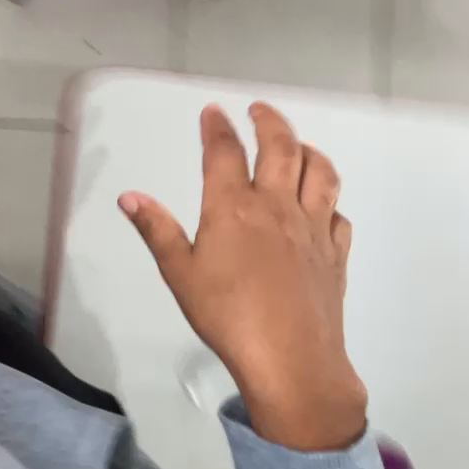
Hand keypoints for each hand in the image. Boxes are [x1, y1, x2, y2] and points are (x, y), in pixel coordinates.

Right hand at [119, 103, 366, 451]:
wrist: (291, 359)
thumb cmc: (225, 313)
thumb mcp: (178, 272)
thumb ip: (156, 229)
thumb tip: (129, 196)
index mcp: (233, 208)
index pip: (225, 153)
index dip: (217, 128)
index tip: (213, 112)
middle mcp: (276, 207)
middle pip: (281, 150)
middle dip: (270, 123)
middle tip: (259, 109)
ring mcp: (312, 229)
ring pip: (320, 174)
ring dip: (309, 150)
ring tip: (299, 144)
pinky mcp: (336, 253)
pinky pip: (338, 213)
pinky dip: (329, 198)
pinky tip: (321, 203)